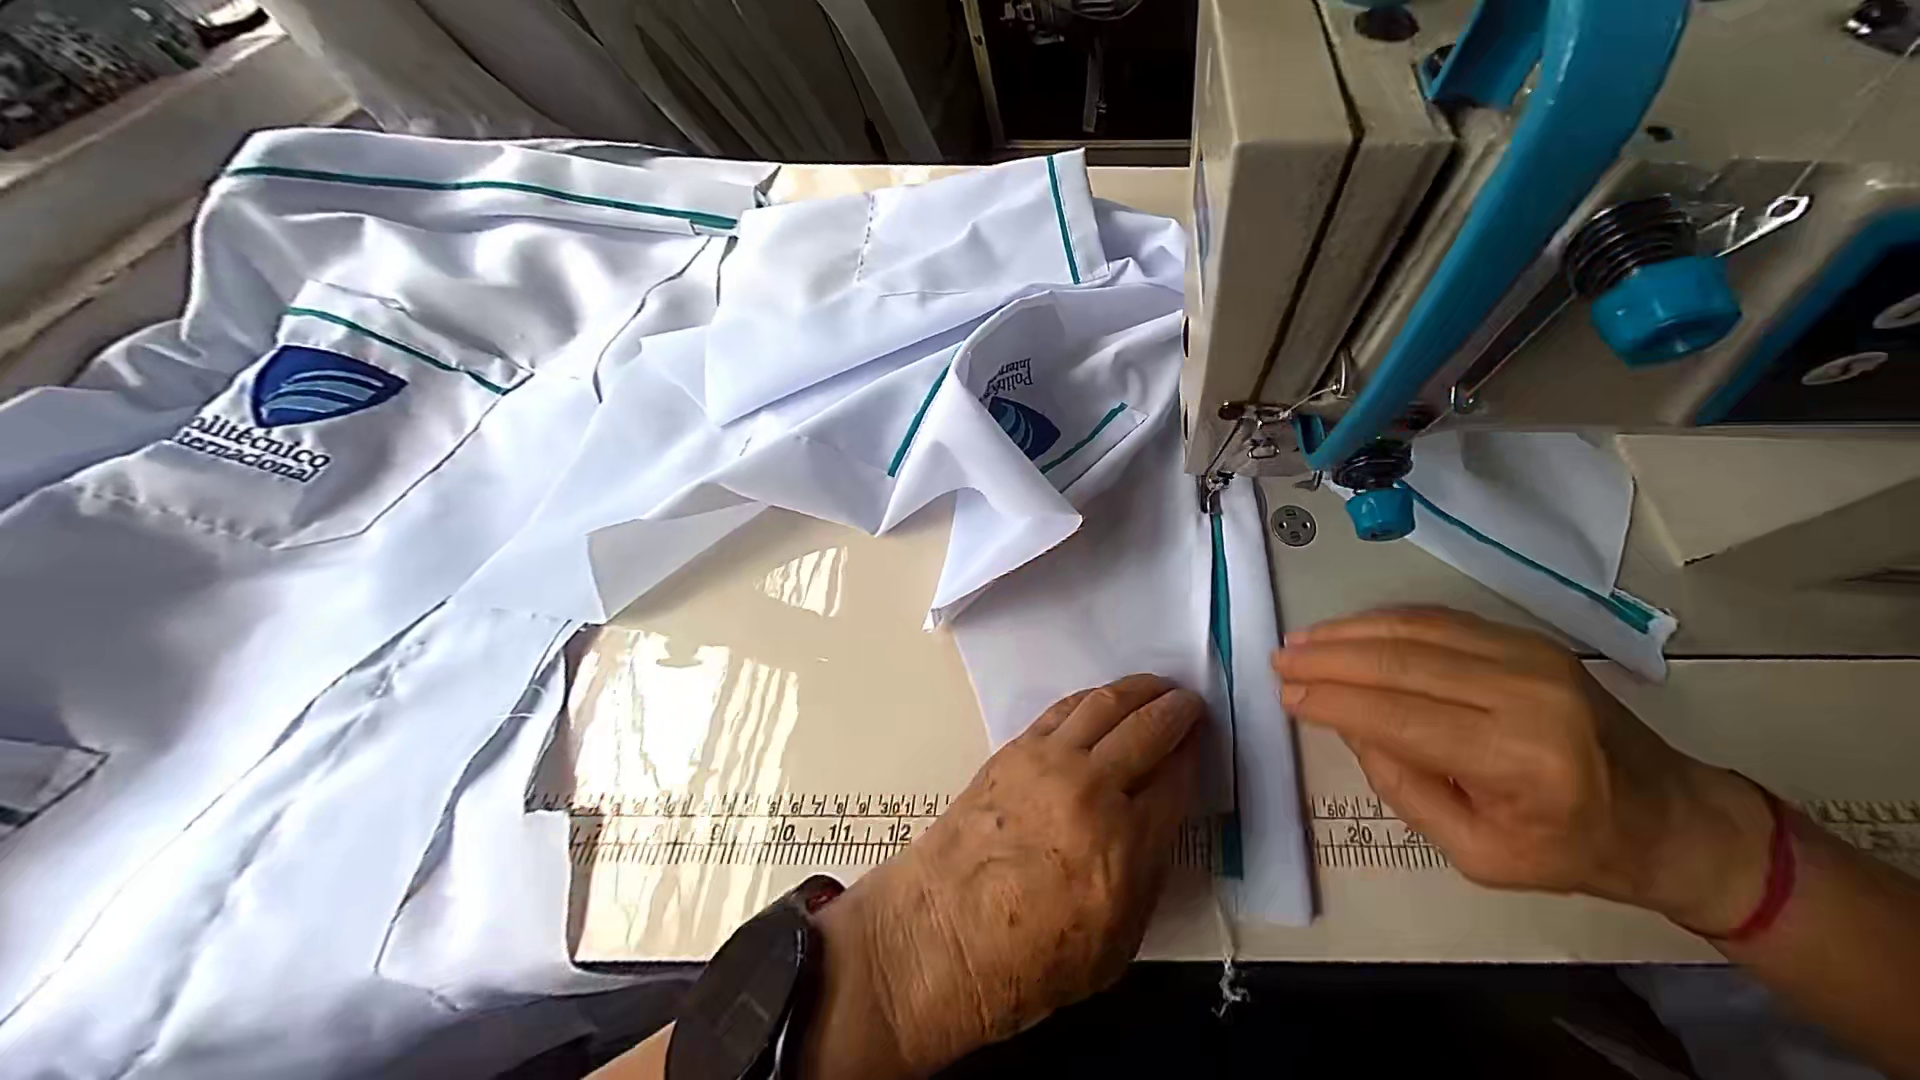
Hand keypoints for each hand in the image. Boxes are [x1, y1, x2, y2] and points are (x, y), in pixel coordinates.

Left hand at [802, 675, 1205, 1076]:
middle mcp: (1091, 790)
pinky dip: (1090, 698)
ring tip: (1156, 686)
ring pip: (1103, 706)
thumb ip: (1148, 870)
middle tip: (1190, 703)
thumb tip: (1159, 815)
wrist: (942, 934)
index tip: (1202, 742)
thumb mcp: (1119, 941)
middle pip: (1147, 730)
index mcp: (1127, 844)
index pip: (1177, 779)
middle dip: (1176, 712)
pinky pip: (1062, 711)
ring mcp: (1047, 763)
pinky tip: (1103, 699)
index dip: (1195, 755)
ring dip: (1137, 690)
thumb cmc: (1032, 959)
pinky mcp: (1013, 752)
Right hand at [1272, 608, 1774, 933]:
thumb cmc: (1569, 848)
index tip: (1286, 694)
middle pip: (1399, 662)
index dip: (1332, 701)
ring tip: (1300, 641)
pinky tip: (1346, 630)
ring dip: (1346, 632)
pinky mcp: (1527, 640)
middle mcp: (1527, 696)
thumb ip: (1403, 787)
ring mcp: (1531, 658)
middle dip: (1327, 658)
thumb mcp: (1476, 852)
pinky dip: (1381, 621)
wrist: (1672, 816)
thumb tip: (1350, 722)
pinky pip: (1437, 619)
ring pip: (1413, 630)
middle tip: (1279, 660)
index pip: (1397, 716)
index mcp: (1519, 761)